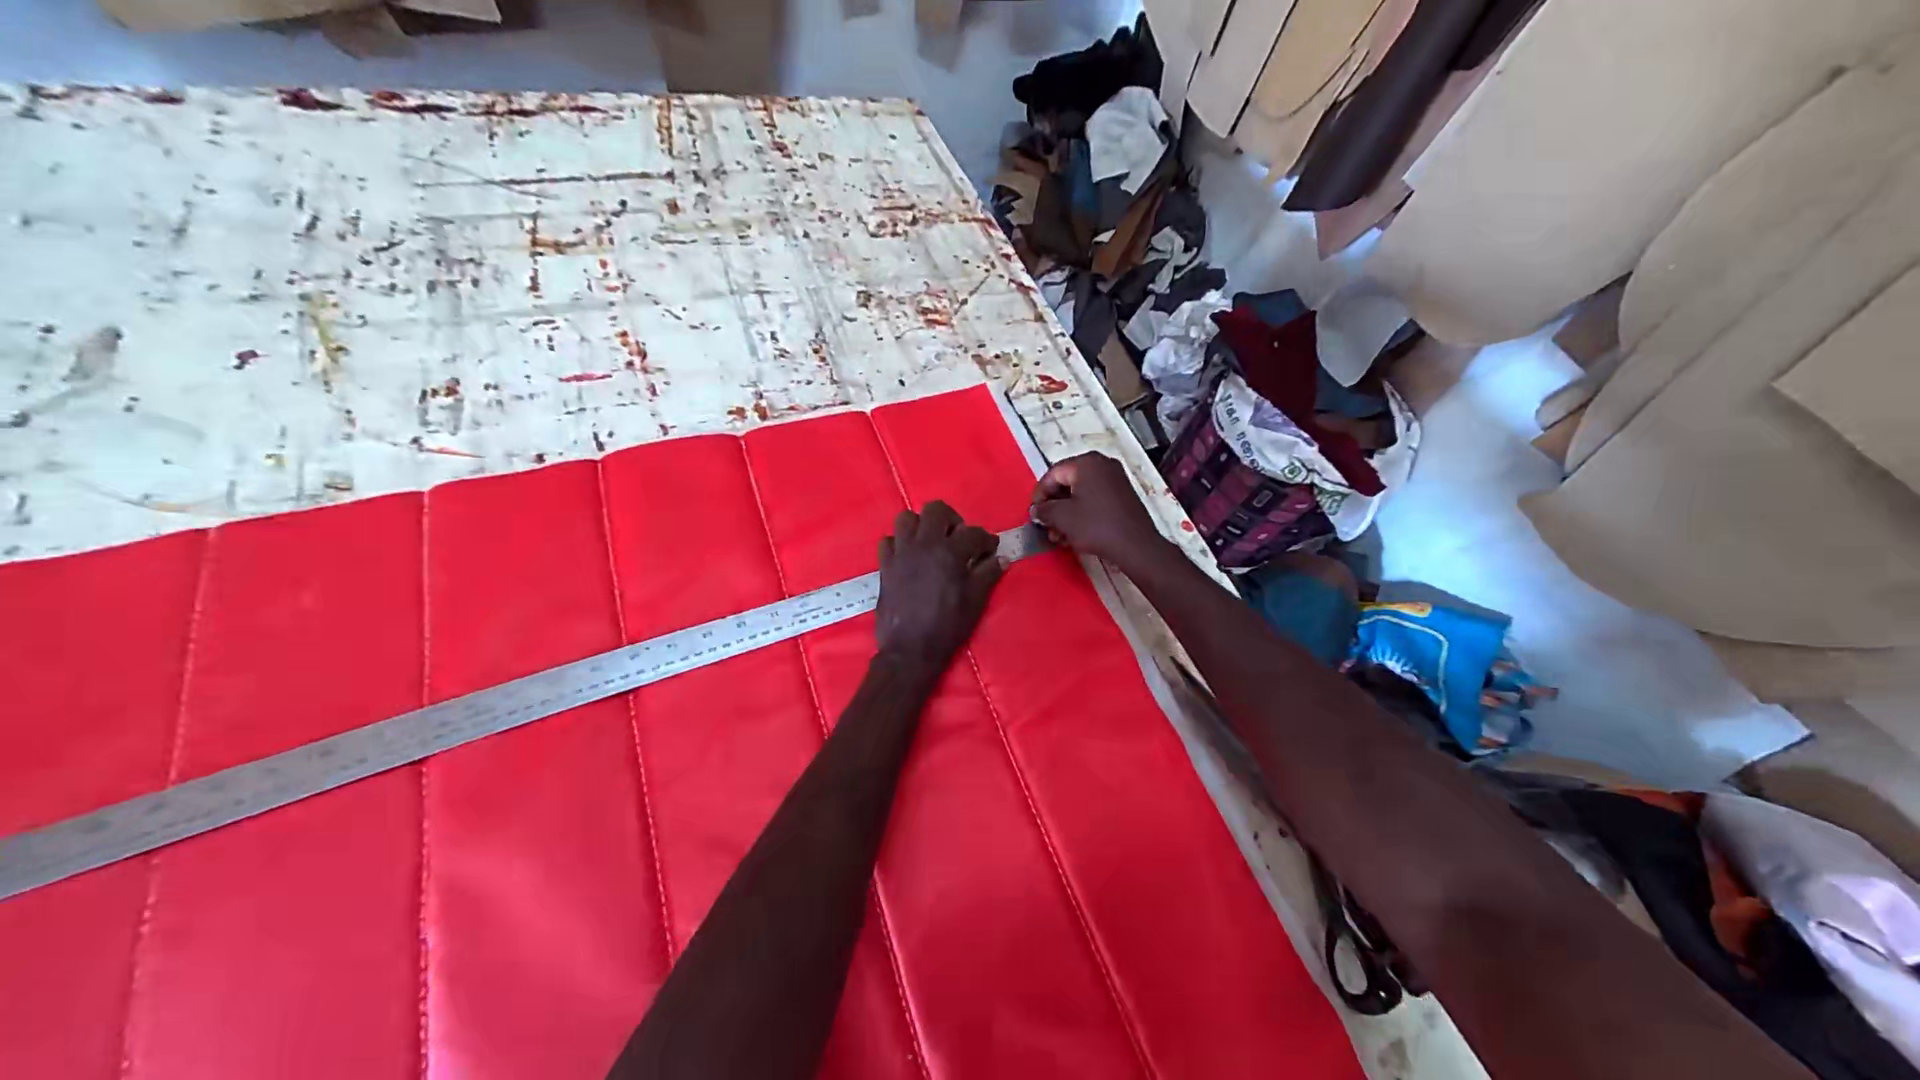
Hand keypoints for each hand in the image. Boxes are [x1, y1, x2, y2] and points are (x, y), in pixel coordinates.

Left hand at [874, 501, 1003, 673]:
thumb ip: (988, 575)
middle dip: (952, 519)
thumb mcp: (975, 602)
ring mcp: (901, 553)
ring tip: (931, 543)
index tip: (990, 548)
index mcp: (949, 552)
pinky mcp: (885, 566)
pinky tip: (909, 557)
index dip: (986, 539)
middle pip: (936, 510)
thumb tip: (1001, 559)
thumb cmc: (947, 627)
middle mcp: (923, 545)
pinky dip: (899, 544)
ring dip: (921, 526)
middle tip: (958, 538)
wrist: (910, 650)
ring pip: (906, 519)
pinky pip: (888, 541)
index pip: (973, 533)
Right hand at [1029, 453, 1171, 573]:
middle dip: (1053, 506)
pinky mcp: (1122, 495)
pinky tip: (1074, 533)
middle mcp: (1102, 464)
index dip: (1039, 494)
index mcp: (1086, 463)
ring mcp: (1115, 478)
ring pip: (1080, 493)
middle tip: (1045, 526)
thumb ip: (1043, 510)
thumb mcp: (1062, 517)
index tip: (1033, 513)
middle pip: (1067, 483)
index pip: (1052, 474)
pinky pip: (1094, 499)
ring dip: (1066, 513)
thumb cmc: (1096, 526)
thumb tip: (1036, 510)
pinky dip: (1082, 513)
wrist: (1136, 545)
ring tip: (1058, 535)